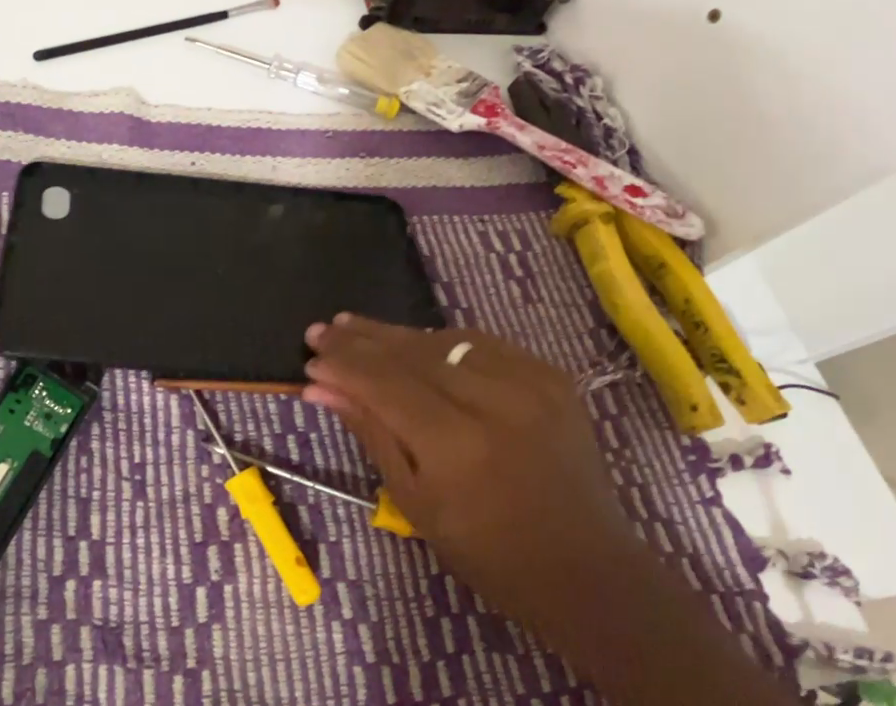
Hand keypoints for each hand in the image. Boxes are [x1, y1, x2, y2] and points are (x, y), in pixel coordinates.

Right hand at [304, 315, 801, 705]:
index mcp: (454, 442)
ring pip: (446, 340)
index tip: (310, 355)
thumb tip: (319, 386)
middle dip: (362, 339)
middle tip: (323, 329)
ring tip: (358, 328)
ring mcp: (530, 383)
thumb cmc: (487, 551)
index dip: (343, 365)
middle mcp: (493, 400)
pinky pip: (485, 345)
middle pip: (412, 352)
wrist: (585, 567)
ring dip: (399, 335)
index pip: (383, 382)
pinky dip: (445, 340)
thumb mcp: (415, 502)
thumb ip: (370, 432)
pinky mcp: (552, 377)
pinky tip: (418, 340)